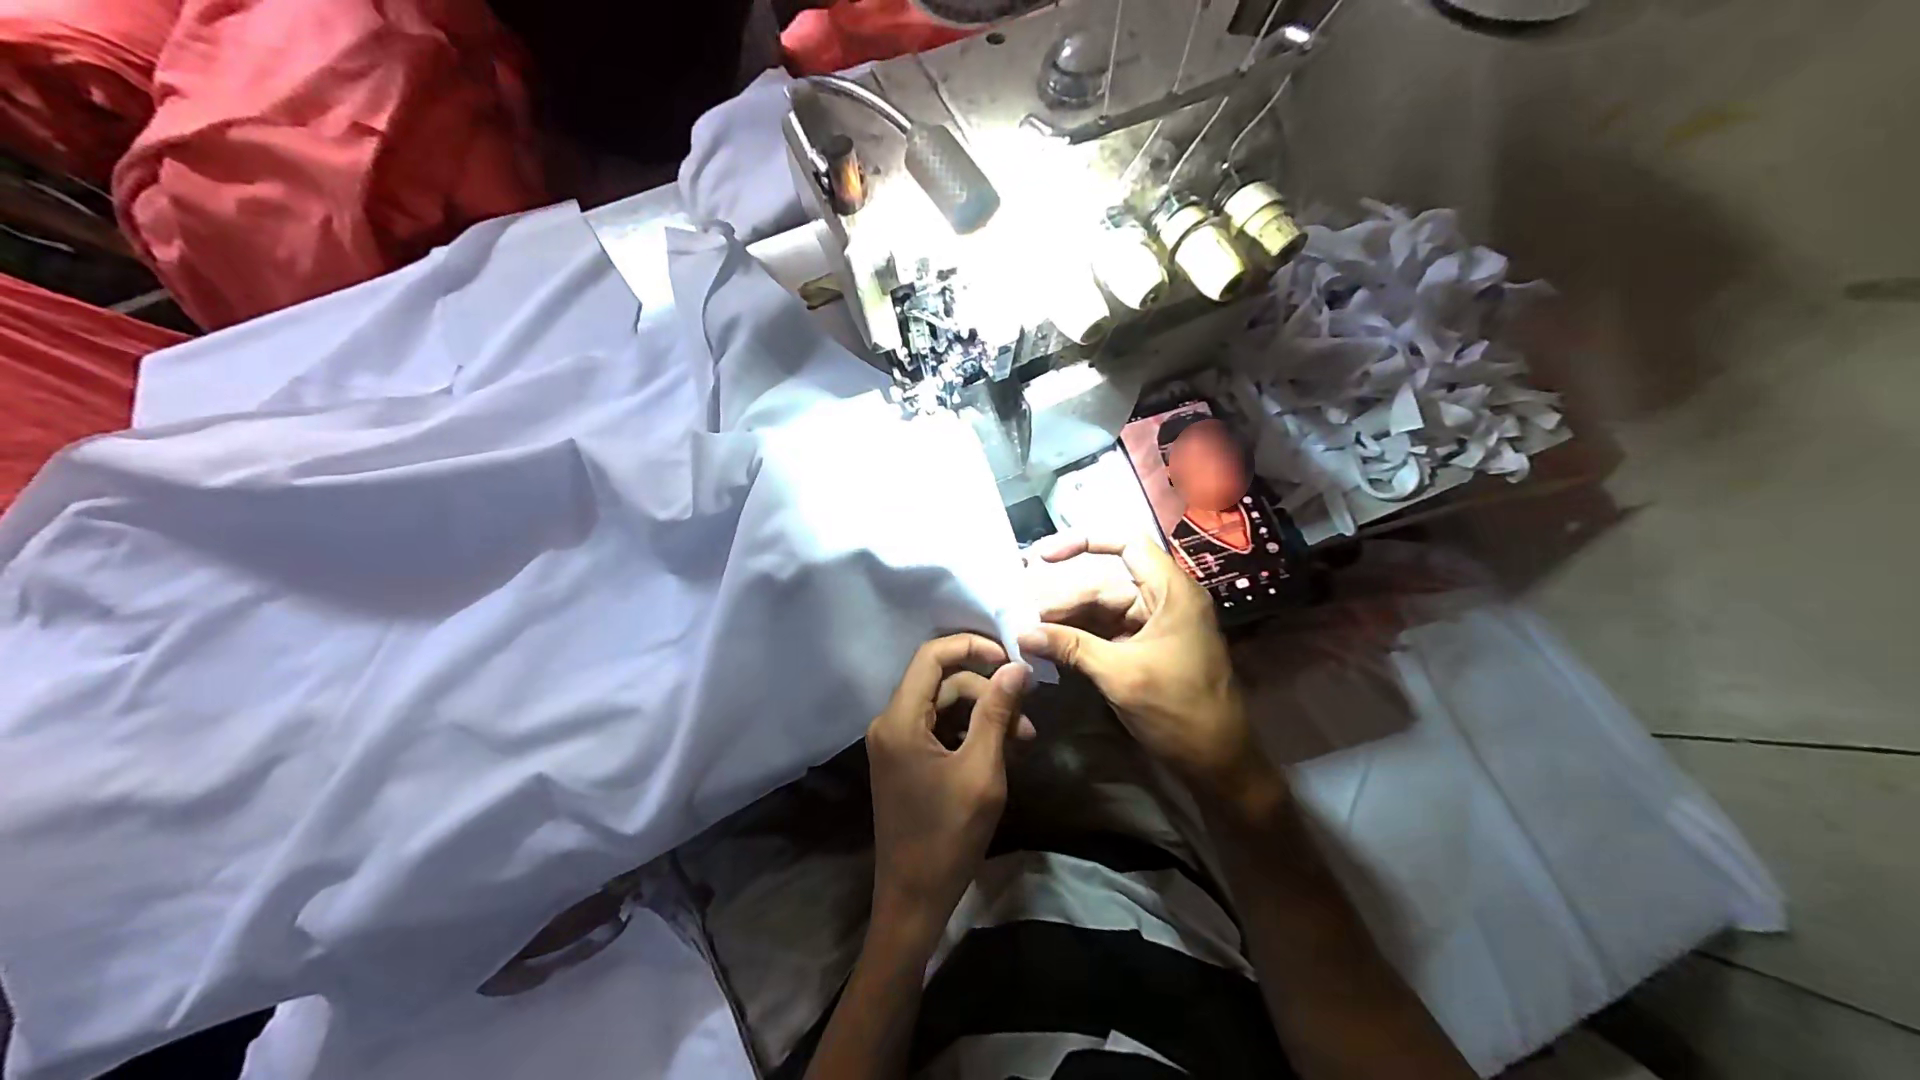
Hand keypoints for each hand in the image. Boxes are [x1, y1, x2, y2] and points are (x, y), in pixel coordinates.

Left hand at [867, 634, 1032, 932]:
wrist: (913, 899)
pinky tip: (999, 752)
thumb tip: (1016, 667)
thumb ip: (996, 712)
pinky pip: (937, 730)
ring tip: (1022, 742)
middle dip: (987, 693)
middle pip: (942, 683)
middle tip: (1027, 721)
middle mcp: (889, 723)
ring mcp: (894, 743)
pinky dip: (968, 733)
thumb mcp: (981, 770)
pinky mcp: (903, 761)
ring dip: (982, 715)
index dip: (971, 646)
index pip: (931, 656)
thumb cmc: (948, 835)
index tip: (1009, 658)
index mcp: (899, 719)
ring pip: (943, 707)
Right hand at [1019, 534, 1274, 810]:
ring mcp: (1156, 627)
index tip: (1045, 556)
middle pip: (1106, 585)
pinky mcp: (1147, 650)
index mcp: (1172, 593)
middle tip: (1026, 617)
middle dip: (1065, 600)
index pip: (1128, 545)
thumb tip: (1022, 633)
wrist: (1216, 761)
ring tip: (1032, 634)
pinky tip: (1052, 647)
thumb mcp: (1119, 674)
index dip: (1085, 542)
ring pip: (1103, 611)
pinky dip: (1081, 640)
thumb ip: (1071, 647)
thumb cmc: (1178, 709)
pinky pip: (1108, 634)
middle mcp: (1165, 601)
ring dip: (1069, 623)